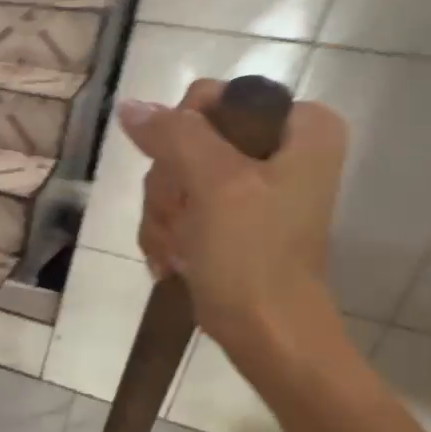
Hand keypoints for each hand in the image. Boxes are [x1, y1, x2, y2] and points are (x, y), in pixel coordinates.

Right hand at [114, 79, 347, 348]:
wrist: (268, 333)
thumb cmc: (253, 255)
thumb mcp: (215, 184)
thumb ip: (175, 134)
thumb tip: (130, 106)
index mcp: (300, 126)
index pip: (212, 99)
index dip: (184, 135)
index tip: (188, 180)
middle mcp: (281, 146)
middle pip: (187, 139)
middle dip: (171, 186)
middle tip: (182, 221)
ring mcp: (254, 184)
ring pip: (175, 174)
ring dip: (164, 215)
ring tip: (176, 250)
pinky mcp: (232, 217)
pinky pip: (179, 204)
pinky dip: (168, 232)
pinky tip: (173, 259)